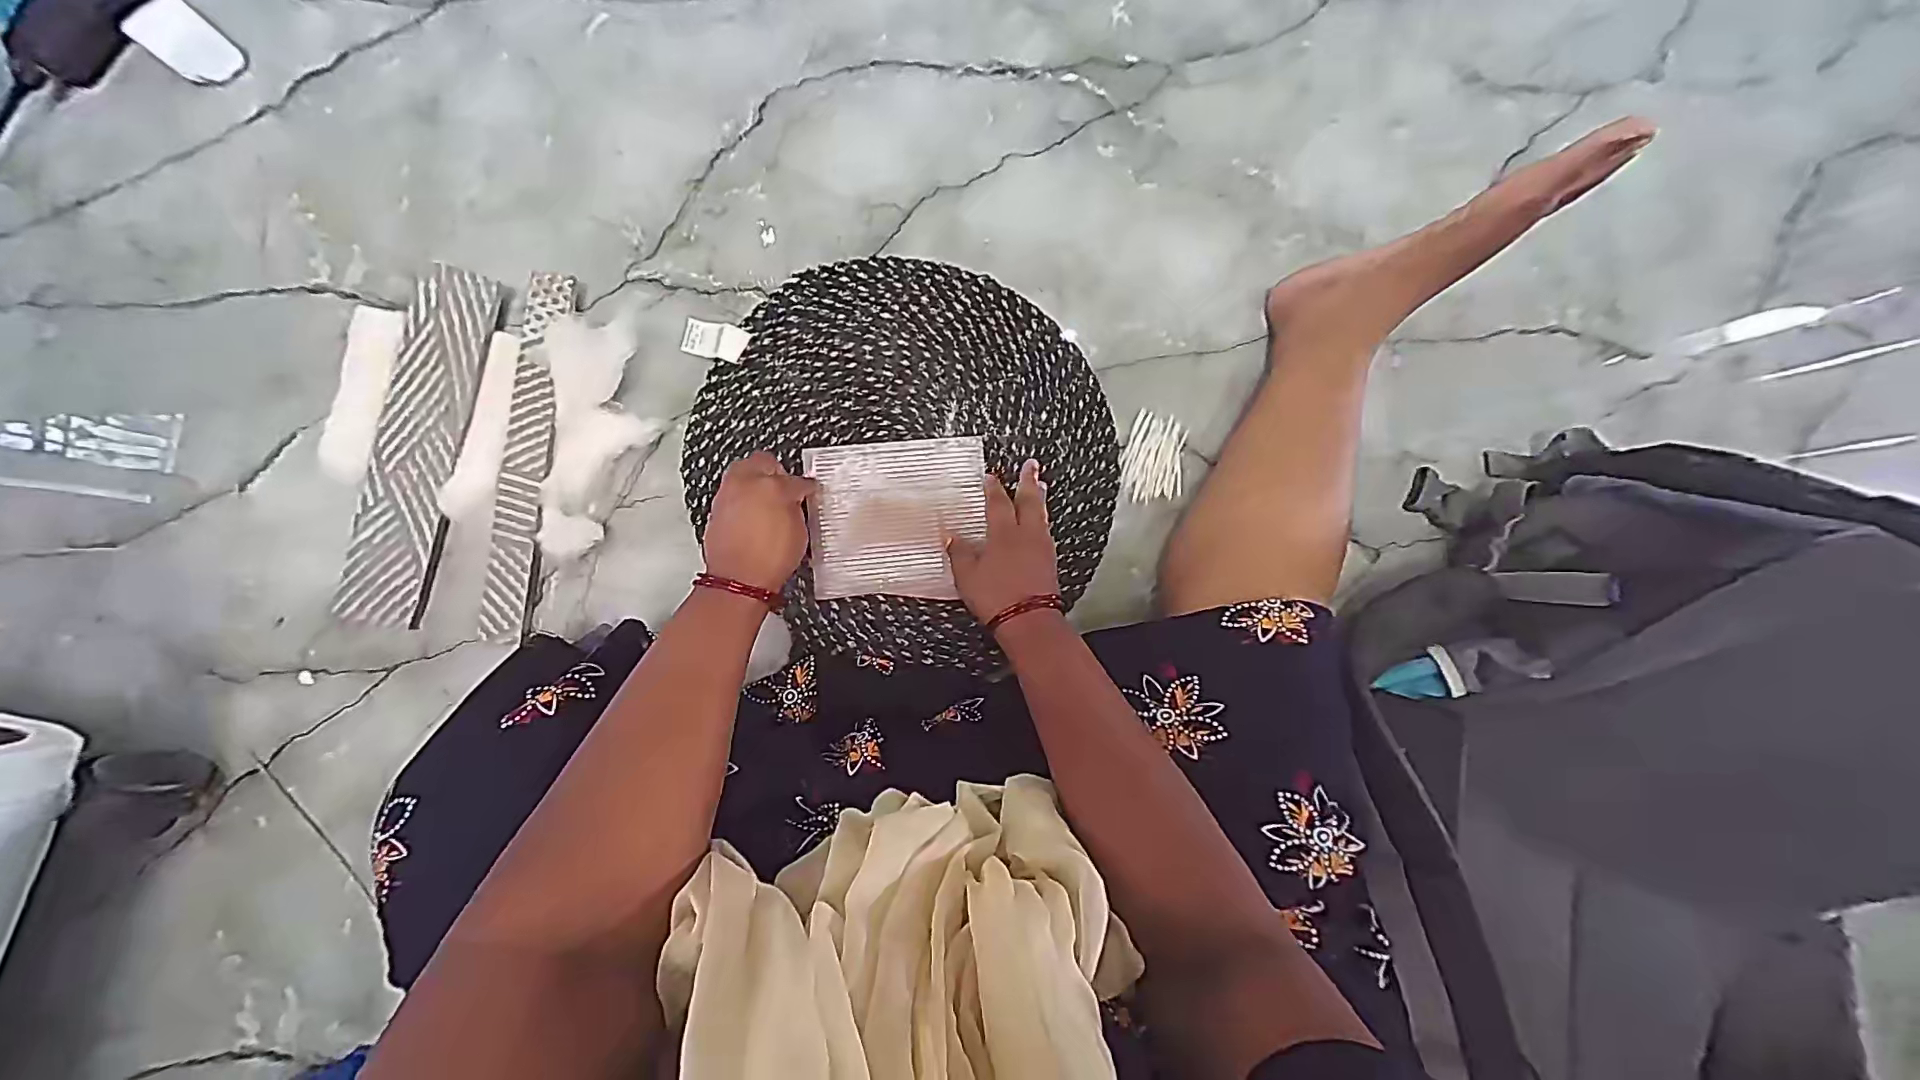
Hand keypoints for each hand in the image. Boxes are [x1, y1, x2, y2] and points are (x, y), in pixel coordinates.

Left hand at [703, 452, 818, 592]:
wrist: (739, 580)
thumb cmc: (769, 560)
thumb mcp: (799, 531)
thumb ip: (796, 508)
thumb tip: (794, 501)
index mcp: (773, 486)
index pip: (796, 480)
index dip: (806, 487)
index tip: (809, 491)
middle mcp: (746, 484)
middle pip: (762, 462)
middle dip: (775, 471)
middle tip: (786, 486)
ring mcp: (727, 495)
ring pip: (743, 475)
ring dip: (756, 483)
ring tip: (769, 501)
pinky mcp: (716, 509)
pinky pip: (733, 494)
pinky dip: (743, 499)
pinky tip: (754, 515)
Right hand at [947, 460, 1060, 625]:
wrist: (1029, 620)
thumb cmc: (996, 597)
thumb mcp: (968, 575)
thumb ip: (960, 553)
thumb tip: (953, 538)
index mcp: (1004, 533)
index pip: (998, 503)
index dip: (994, 488)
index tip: (991, 477)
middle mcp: (1026, 535)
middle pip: (1029, 501)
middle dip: (1029, 481)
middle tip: (1031, 465)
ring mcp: (1041, 548)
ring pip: (1041, 515)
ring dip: (1040, 499)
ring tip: (1041, 488)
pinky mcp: (1049, 562)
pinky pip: (1046, 532)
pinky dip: (1043, 521)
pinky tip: (1042, 524)